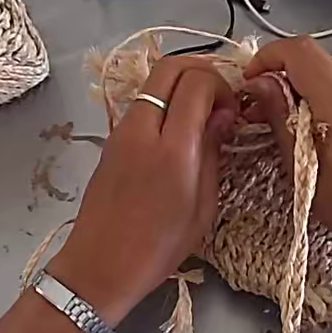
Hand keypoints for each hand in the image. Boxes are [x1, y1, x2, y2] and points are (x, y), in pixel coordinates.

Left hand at [47, 57, 237, 325]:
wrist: (99, 265)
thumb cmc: (159, 247)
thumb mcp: (203, 207)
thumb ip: (213, 152)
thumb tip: (223, 114)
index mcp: (173, 149)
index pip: (197, 83)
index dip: (222, 86)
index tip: (232, 111)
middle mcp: (142, 129)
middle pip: (169, 67)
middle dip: (201, 70)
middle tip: (219, 98)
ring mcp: (121, 132)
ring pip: (152, 82)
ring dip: (181, 85)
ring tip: (201, 115)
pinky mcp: (111, 140)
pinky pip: (141, 104)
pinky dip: (164, 102)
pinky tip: (178, 130)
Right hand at [243, 37, 331, 271]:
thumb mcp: (308, 173)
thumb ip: (282, 121)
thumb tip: (260, 86)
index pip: (302, 54)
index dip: (269, 57)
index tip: (253, 80)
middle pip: (320, 64)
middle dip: (287, 80)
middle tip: (266, 111)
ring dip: (312, 95)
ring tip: (300, 132)